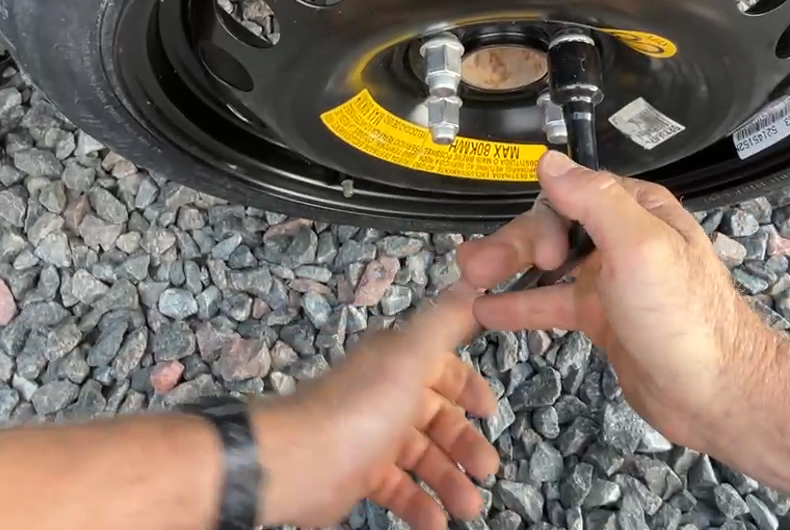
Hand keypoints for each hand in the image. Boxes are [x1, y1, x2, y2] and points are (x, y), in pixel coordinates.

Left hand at [251, 282, 499, 529]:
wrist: (300, 460)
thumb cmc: (363, 406)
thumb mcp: (412, 355)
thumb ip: (446, 321)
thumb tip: (472, 283)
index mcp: (399, 360)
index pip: (442, 368)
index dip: (468, 387)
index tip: (490, 411)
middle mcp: (387, 393)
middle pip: (437, 417)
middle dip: (465, 443)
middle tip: (487, 470)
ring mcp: (374, 435)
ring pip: (422, 456)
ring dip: (449, 480)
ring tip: (468, 507)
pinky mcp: (361, 474)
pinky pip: (399, 489)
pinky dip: (420, 506)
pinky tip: (436, 524)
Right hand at [456, 152, 787, 451]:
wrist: (721, 399)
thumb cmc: (685, 317)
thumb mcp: (640, 246)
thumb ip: (594, 199)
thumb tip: (549, 160)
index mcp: (635, 210)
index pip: (570, 194)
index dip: (546, 220)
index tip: (543, 257)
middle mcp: (619, 237)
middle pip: (550, 228)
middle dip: (511, 245)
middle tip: (474, 268)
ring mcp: (608, 278)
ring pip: (543, 263)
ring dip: (505, 268)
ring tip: (467, 279)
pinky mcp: (600, 317)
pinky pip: (550, 301)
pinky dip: (518, 303)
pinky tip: (486, 310)